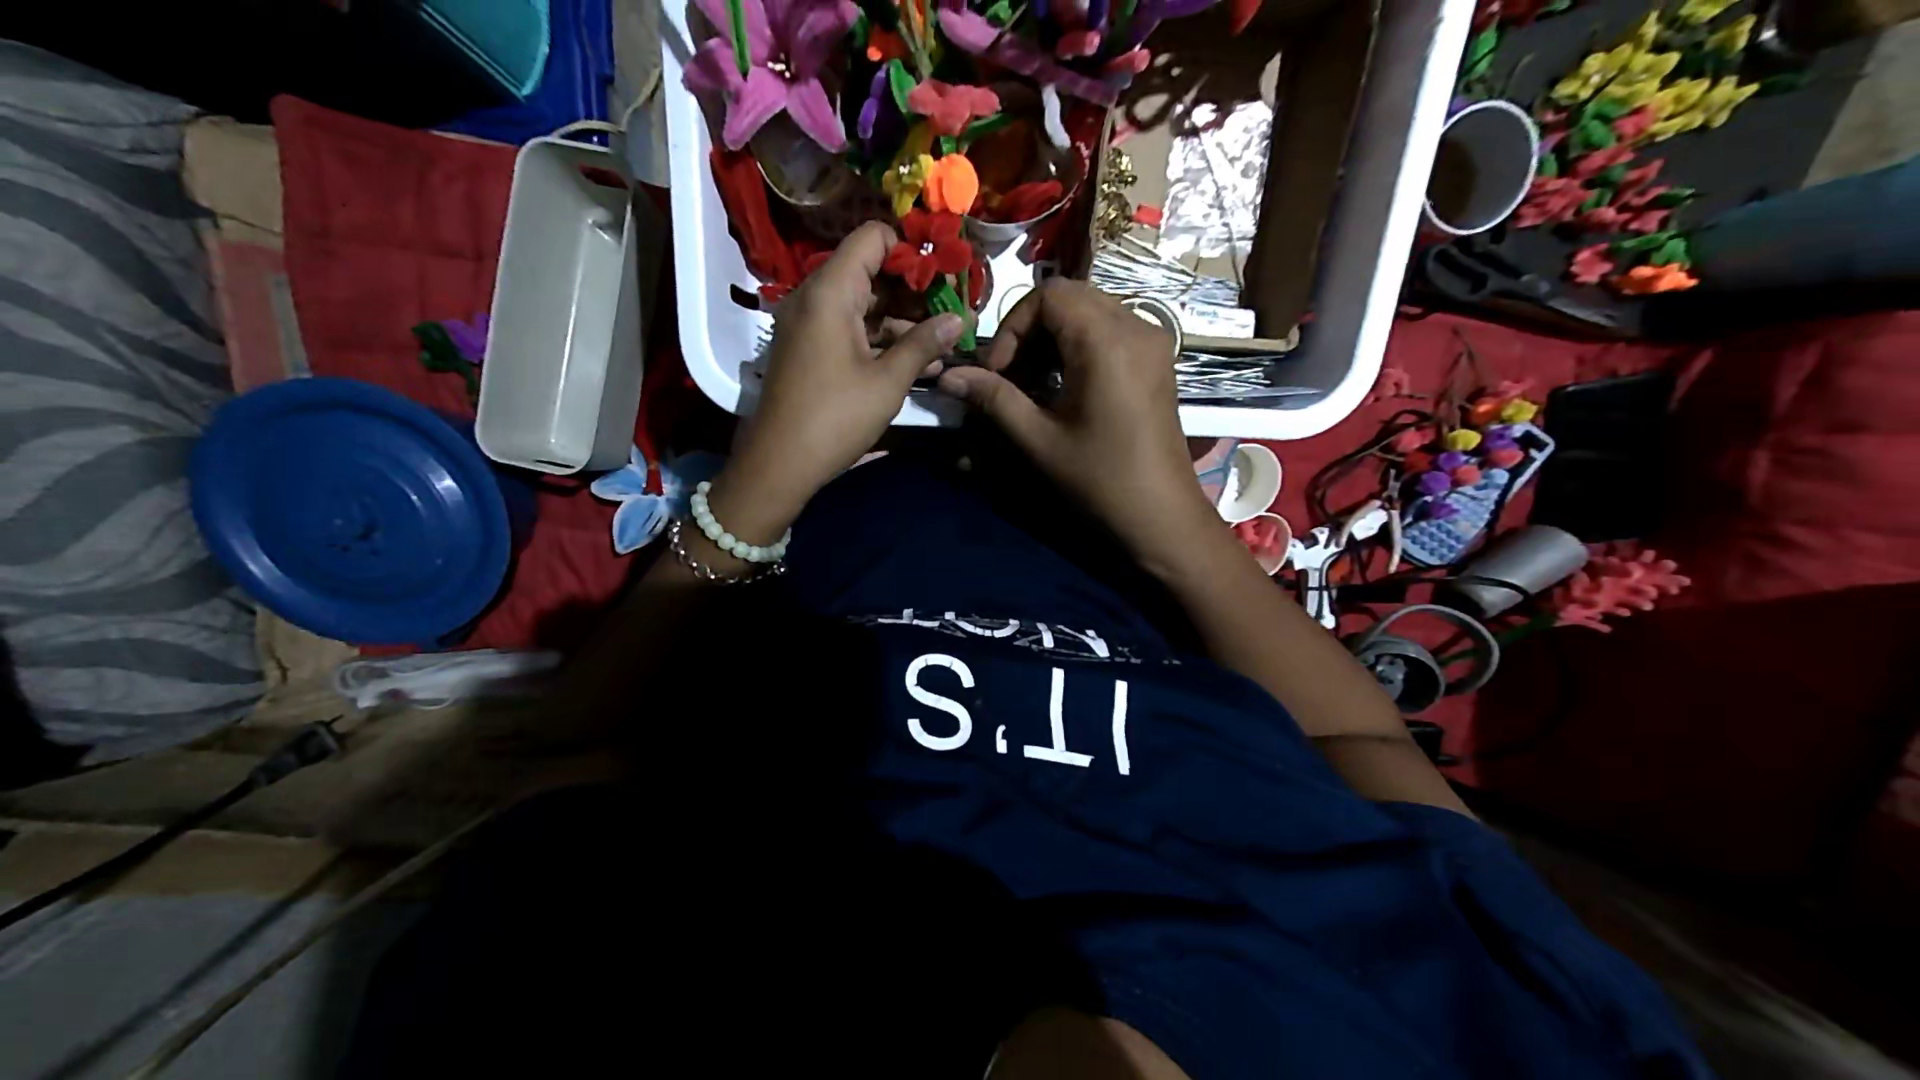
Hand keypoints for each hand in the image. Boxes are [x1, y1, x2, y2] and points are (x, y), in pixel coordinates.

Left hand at [729, 221, 963, 516]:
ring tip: (942, 342)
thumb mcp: (888, 381)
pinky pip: (849, 328)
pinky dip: (880, 338)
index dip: (911, 251)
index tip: (944, 276)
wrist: (778, 464)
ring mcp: (808, 324)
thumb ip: (924, 343)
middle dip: (913, 290)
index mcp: (830, 291)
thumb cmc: (835, 418)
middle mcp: (814, 297)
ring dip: (901, 319)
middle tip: (952, 312)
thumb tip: (960, 320)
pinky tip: (916, 361)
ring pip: (862, 303)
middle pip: (870, 271)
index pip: (873, 238)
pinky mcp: (808, 348)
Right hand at [937, 280, 1219, 569]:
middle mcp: (1135, 327)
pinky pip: (1110, 330)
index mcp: (1106, 341)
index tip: (997, 371)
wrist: (1162, 514)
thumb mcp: (1040, 439)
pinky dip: (1078, 346)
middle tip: (1010, 376)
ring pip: (1089, 312)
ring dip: (1052, 338)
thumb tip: (949, 377)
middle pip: (1070, 298)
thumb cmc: (1100, 478)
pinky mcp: (1156, 360)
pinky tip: (1063, 386)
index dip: (1013, 326)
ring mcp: (1152, 341)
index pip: (1049, 295)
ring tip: (1032, 384)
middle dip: (1030, 330)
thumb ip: (994, 399)